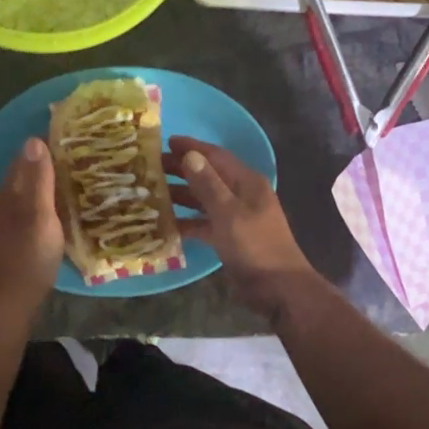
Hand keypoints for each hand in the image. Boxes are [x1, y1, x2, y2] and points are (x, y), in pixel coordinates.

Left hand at [0, 137, 64, 311]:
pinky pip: (30, 216)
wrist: (5, 304)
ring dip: (48, 189)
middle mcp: (2, 206)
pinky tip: (61, 216)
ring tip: (77, 184)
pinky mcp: (11, 245)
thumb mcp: (39, 216)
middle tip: (82, 160)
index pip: (24, 160)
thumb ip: (38, 180)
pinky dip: (46, 209)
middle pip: (24, 178)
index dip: (45, 147)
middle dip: (48, 166)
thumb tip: (33, 140)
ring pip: (27, 198)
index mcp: (8, 195)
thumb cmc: (27, 258)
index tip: (73, 139)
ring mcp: (4, 227)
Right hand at [164, 136, 318, 318]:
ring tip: (152, 191)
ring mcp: (236, 218)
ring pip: (204, 200)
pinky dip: (186, 221)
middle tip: (151, 166)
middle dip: (182, 170)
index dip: (192, 147)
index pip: (216, 156)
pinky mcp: (229, 238)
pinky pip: (204, 223)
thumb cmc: (255, 246)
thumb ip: (208, 184)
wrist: (277, 288)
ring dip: (181, 195)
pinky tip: (164, 223)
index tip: (166, 141)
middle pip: (208, 176)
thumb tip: (190, 154)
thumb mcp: (229, 213)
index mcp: (247, 183)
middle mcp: (241, 195)